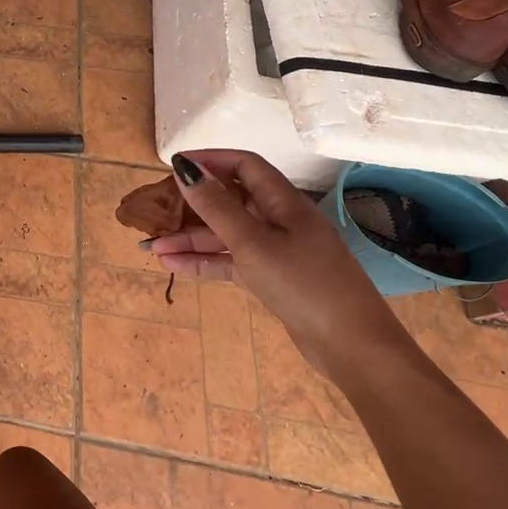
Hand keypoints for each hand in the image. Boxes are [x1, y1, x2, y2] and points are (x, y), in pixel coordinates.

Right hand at [148, 150, 411, 380]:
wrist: (354, 348)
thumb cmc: (304, 284)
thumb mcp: (252, 242)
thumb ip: (216, 205)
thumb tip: (185, 167)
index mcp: (284, 202)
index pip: (244, 165)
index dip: (210, 159)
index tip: (173, 165)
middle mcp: (281, 221)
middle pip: (230, 201)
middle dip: (191, 205)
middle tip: (155, 210)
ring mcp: (278, 251)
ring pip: (226, 234)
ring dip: (190, 239)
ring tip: (153, 247)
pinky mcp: (274, 278)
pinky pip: (231, 261)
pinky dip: (204, 262)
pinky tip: (173, 266)